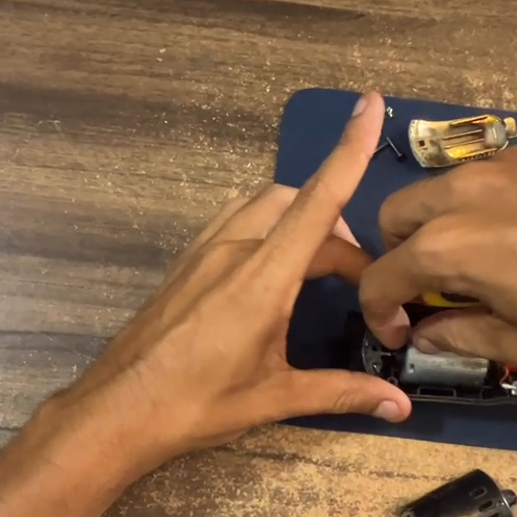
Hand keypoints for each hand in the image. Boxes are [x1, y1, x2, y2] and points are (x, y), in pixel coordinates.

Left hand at [50, 91, 411, 467]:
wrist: (118, 411)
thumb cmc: (196, 405)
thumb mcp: (274, 398)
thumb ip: (341, 392)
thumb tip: (398, 407)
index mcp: (262, 278)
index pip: (317, 201)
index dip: (349, 150)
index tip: (370, 105)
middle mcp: (232, 250)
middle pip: (296, 202)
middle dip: (336, 226)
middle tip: (354, 278)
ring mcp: (202, 252)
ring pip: (260, 204)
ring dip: (297, 217)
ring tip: (316, 264)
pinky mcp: (183, 264)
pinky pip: (232, 221)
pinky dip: (264, 226)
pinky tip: (269, 267)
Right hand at [356, 127, 516, 368]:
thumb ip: (457, 336)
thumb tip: (424, 334)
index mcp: (447, 244)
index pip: (379, 278)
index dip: (379, 312)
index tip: (399, 332)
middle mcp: (464, 189)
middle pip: (396, 216)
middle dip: (400, 255)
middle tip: (435, 287)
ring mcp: (511, 156)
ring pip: (447, 186)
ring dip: (445, 222)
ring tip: (494, 253)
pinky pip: (503, 168)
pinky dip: (500, 198)